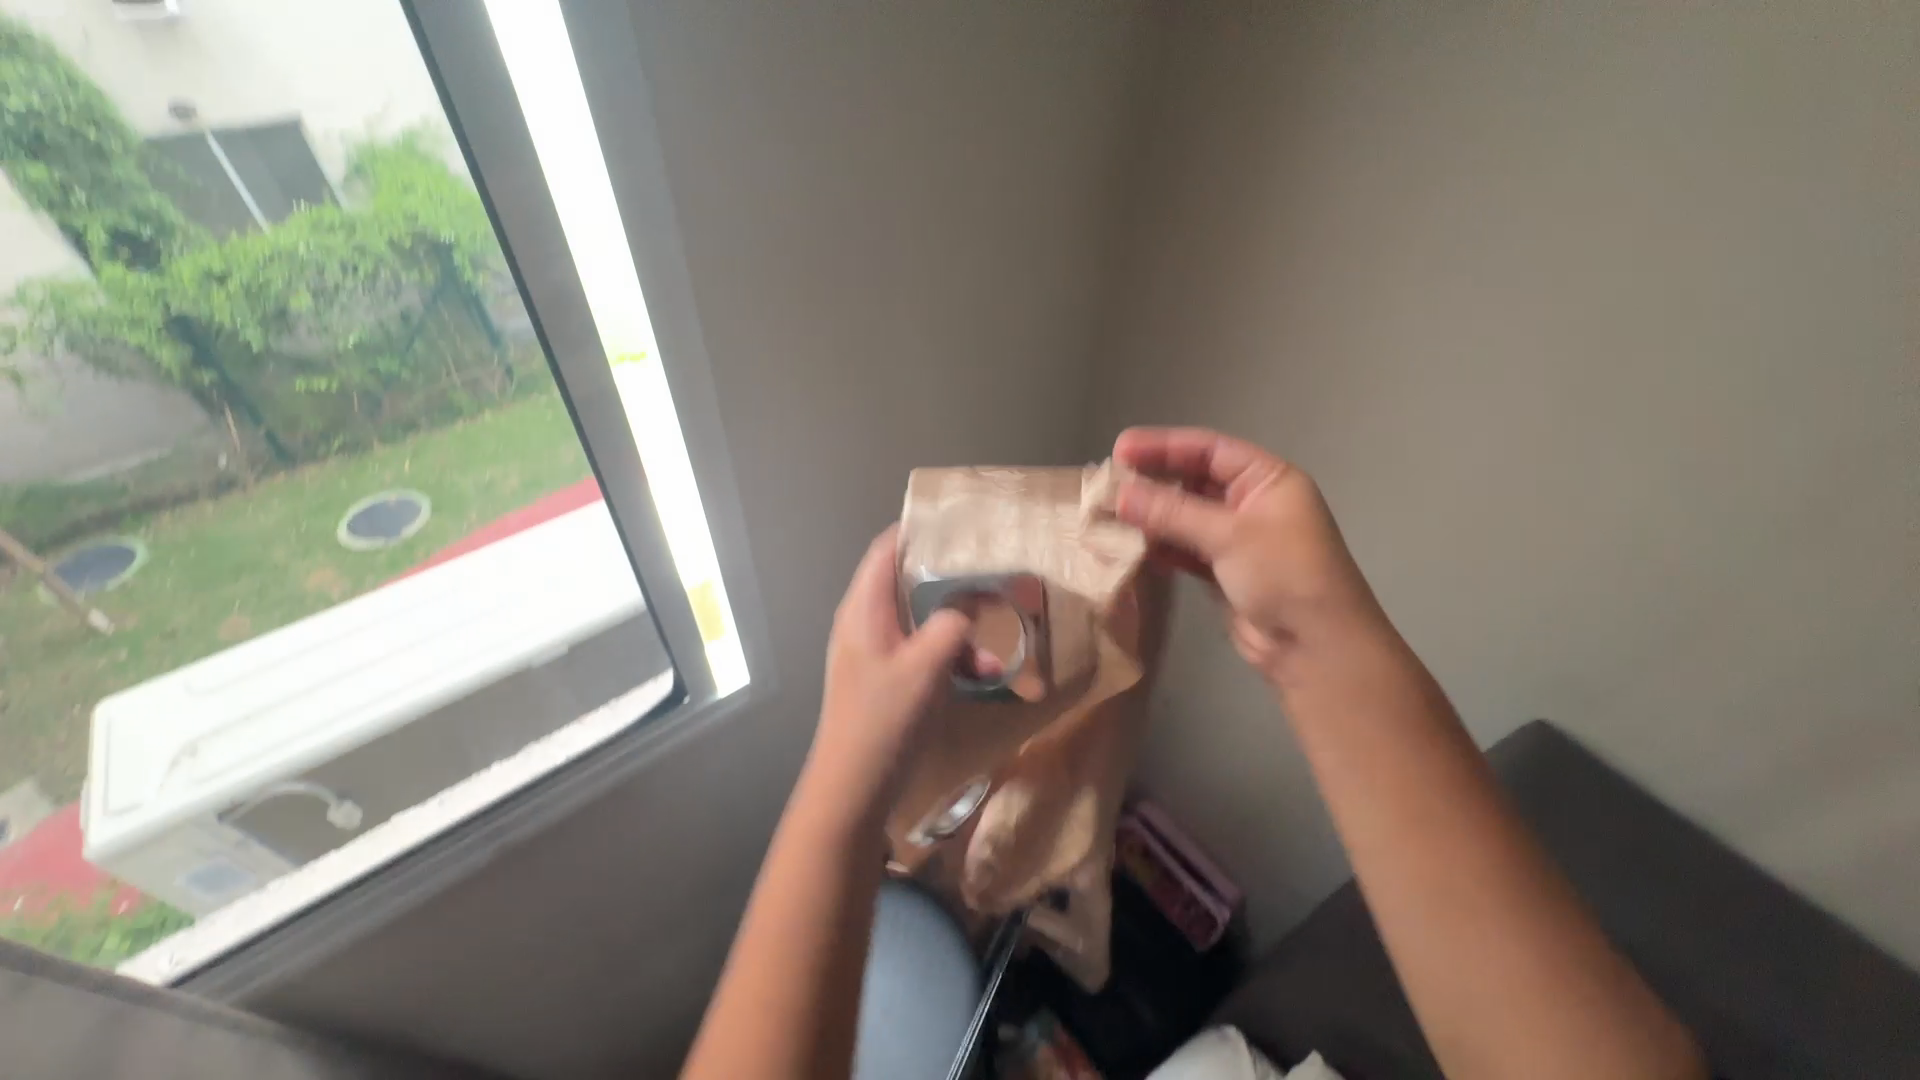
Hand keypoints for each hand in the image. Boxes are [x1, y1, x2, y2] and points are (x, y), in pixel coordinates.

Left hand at [807, 526, 971, 809]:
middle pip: (910, 584)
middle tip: (995, 576)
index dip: (921, 530)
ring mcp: (875, 653)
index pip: (888, 548)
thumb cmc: (885, 719)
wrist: (853, 789)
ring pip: (922, 622)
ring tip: (997, 650)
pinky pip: (922, 653)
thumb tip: (972, 603)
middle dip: (954, 584)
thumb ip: (954, 624)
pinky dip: (950, 658)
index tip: (963, 523)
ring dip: (960, 632)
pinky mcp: (886, 680)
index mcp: (864, 608)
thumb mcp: (928, 665)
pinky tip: (983, 677)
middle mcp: (865, 622)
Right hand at [1110, 427, 1380, 684]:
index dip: (1163, 447)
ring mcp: (1237, 539)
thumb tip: (1119, 495)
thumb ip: (1171, 512)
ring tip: (1109, 513)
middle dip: (1153, 481)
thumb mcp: (1229, 535)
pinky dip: (1160, 546)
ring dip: (1151, 516)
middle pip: (1194, 481)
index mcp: (1268, 479)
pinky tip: (1131, 545)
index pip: (1209, 450)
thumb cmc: (1285, 575)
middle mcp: (1252, 503)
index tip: (1121, 449)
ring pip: (1185, 517)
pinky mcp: (1223, 571)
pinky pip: (1184, 548)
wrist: (1315, 646)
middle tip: (1109, 482)